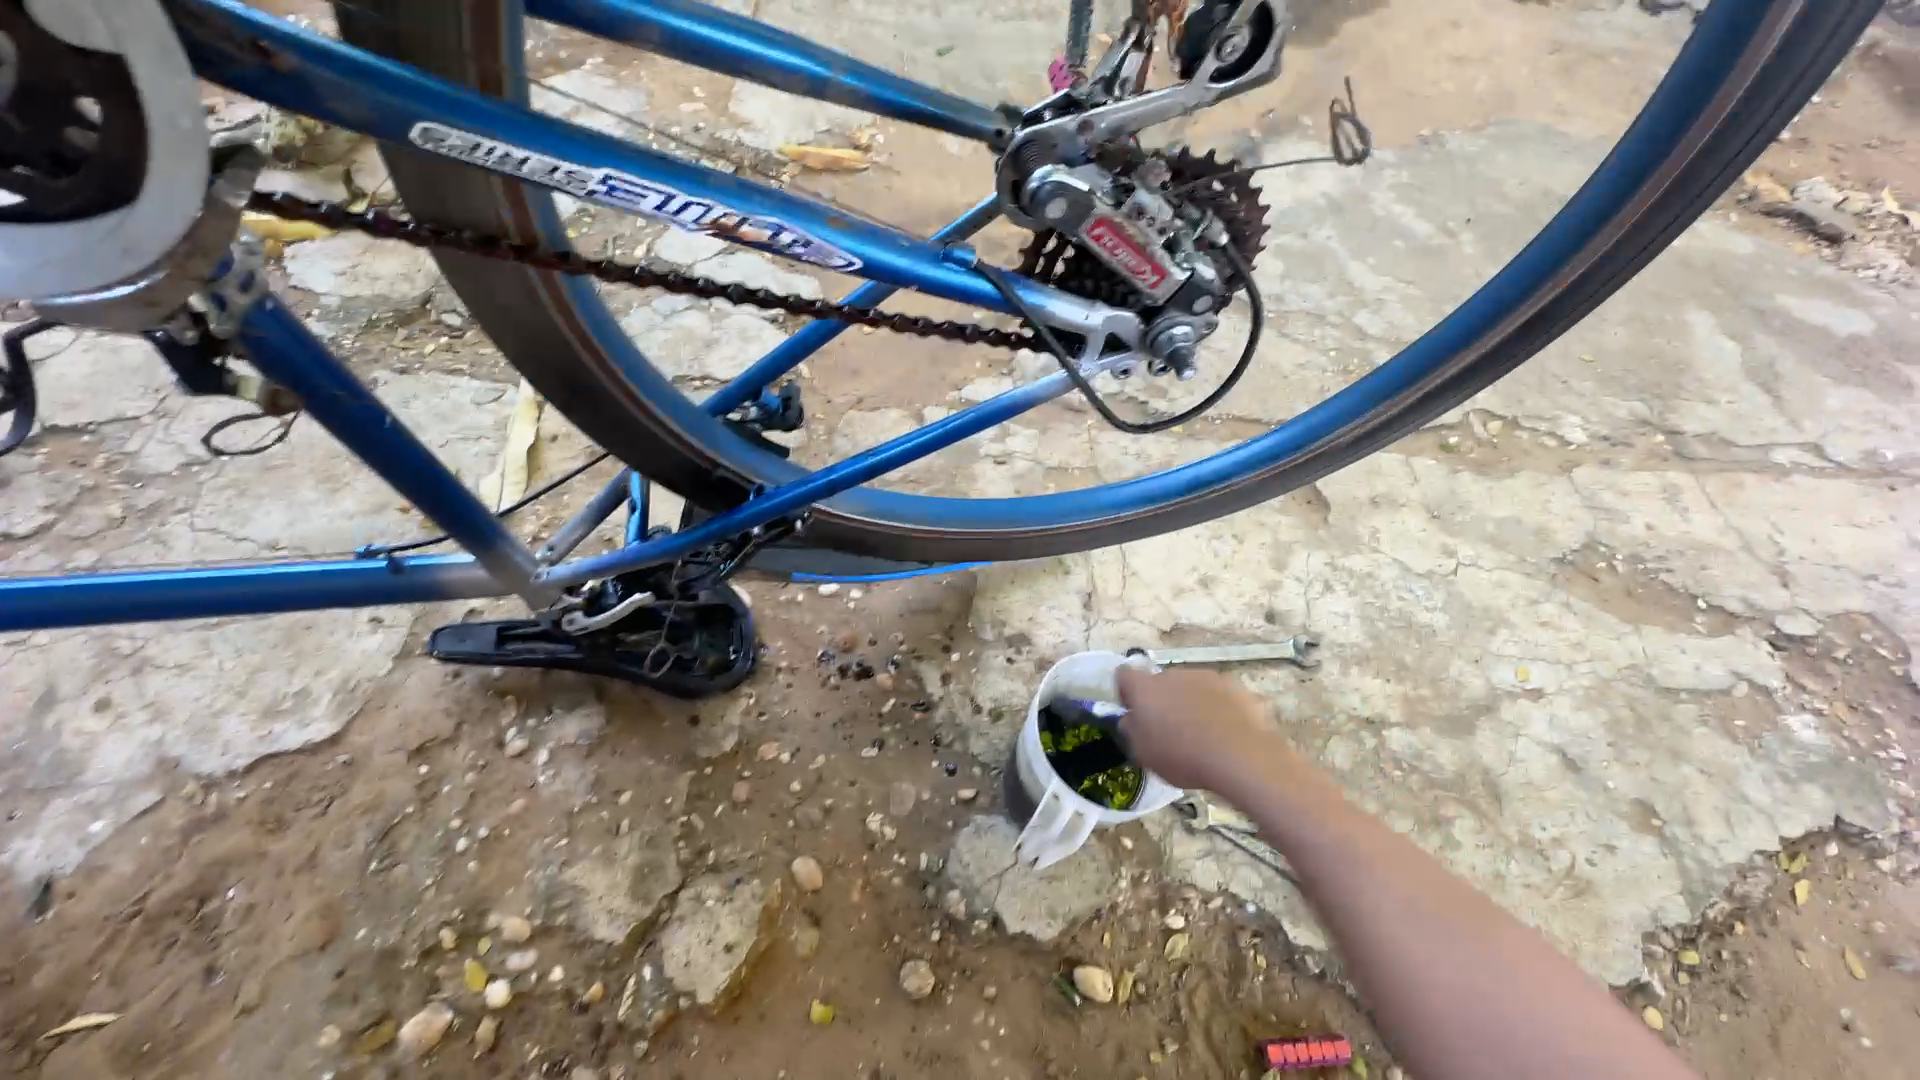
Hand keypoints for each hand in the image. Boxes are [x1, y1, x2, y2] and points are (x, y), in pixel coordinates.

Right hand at [1114, 665, 1283, 792]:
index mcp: (1145, 689)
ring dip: (1190, 702)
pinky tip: (1226, 730)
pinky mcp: (1232, 684)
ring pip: (1189, 686)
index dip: (1126, 692)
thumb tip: (1131, 719)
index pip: (1124, 675)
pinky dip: (1216, 706)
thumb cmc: (1183, 757)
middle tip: (1171, 730)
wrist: (1240, 755)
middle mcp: (1172, 675)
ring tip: (1203, 733)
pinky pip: (1216, 693)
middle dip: (1162, 701)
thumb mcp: (1144, 754)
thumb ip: (1132, 731)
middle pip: (1160, 682)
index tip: (1134, 712)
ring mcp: (1204, 676)